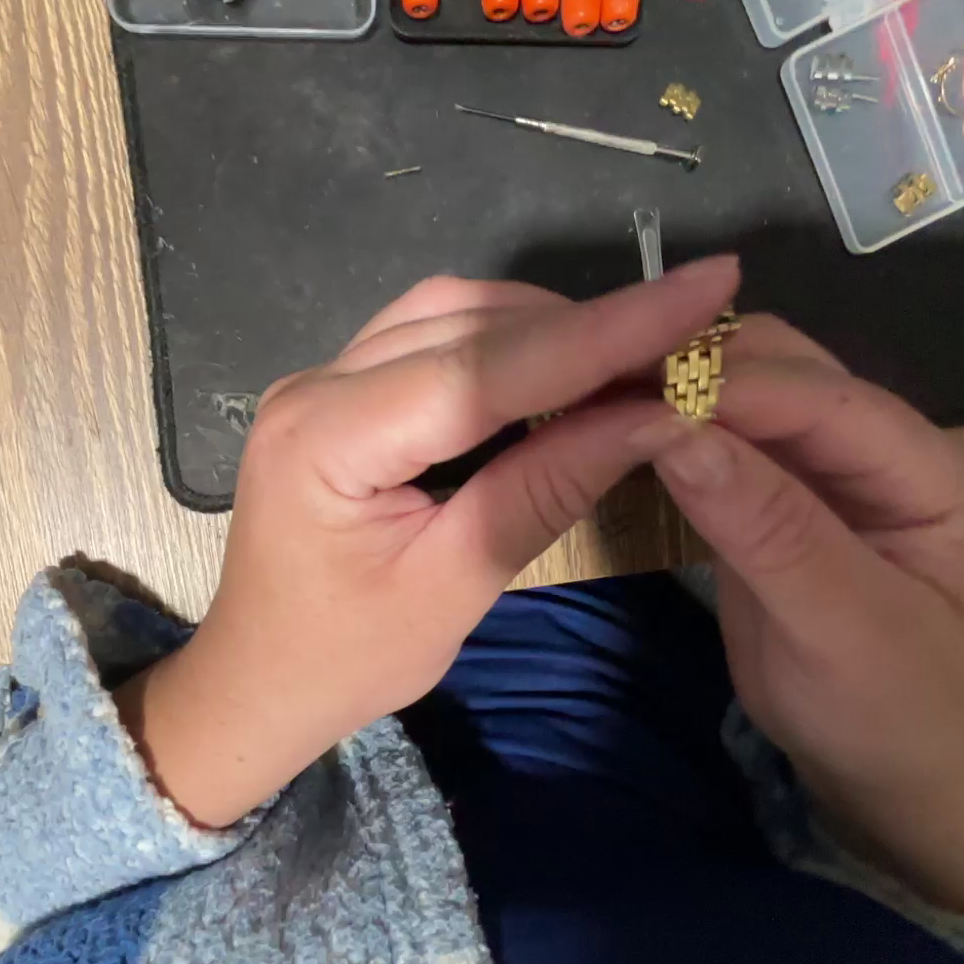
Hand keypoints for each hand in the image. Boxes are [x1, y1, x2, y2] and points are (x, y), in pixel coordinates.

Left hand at [115, 259, 742, 828]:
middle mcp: (312, 387)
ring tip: (629, 350)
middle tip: (683, 332)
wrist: (258, 677)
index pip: (482, 368)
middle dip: (579, 324)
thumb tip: (655, 414)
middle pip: (462, 324)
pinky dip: (496, 343)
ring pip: (444, 316)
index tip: (705, 285)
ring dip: (539, 325)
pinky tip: (550, 364)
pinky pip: (423, 340)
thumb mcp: (453, 586)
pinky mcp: (332, 396)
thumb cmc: (345, 660)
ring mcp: (316, 384)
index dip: (601, 330)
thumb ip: (544, 489)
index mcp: (327, 440)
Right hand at [651, 315, 963, 915]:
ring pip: (742, 397)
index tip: (632, 394)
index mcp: (925, 470)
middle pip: (784, 371)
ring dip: (676, 393)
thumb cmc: (893, 712)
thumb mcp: (843, 628)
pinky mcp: (766, 501)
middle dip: (698, 369)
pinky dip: (668, 432)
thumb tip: (675, 433)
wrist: (893, 776)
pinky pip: (715, 444)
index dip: (729, 387)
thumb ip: (768, 529)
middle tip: (603, 388)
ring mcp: (816, 473)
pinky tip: (619, 434)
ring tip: (599, 401)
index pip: (820, 397)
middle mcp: (873, 451)